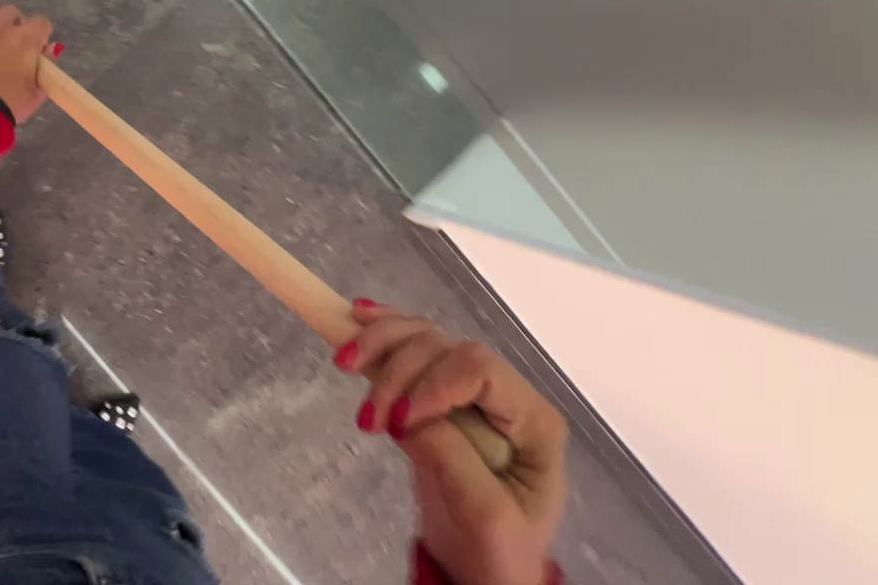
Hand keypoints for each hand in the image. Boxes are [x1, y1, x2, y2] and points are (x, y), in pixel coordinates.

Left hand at [0, 0, 56, 120]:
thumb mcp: (39, 90)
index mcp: (26, 40)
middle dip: (17, 21)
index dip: (42, 32)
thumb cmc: (12, 104)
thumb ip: (48, 65)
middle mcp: (2, 30)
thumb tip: (54, 47)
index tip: (39, 44)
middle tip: (14, 35)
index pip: (41, 22)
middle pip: (12, 12)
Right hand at [335, 302, 566, 584]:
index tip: (399, 421)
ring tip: (344, 362)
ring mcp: (469, 388)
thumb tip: (406, 413)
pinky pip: (410, 342)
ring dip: (378, 344)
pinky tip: (357, 317)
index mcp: (532, 421)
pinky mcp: (437, 389)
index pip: (479, 370)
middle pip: (443, 348)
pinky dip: (381, 329)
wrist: (481, 571)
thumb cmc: (496, 552)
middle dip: (396, 374)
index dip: (433, 383)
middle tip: (366, 421)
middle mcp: (503, 394)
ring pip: (421, 336)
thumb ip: (453, 456)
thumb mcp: (485, 515)